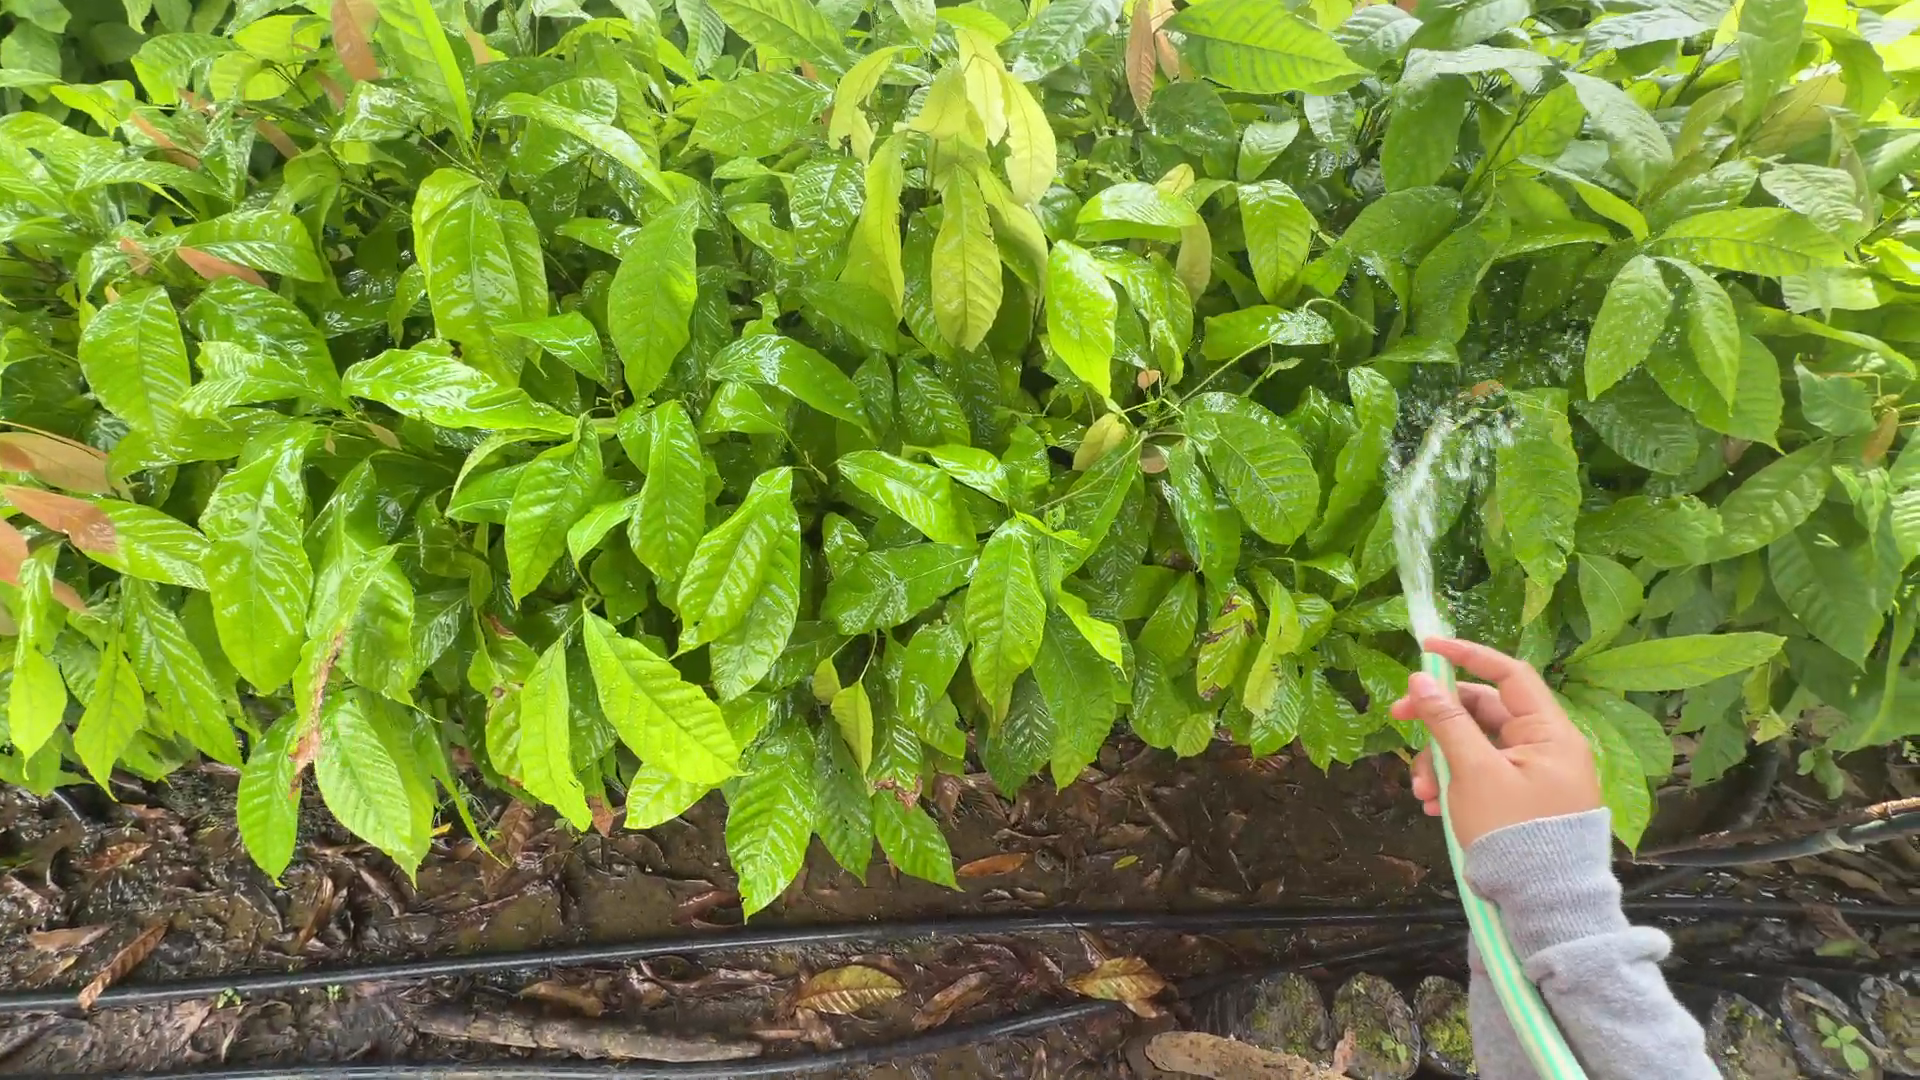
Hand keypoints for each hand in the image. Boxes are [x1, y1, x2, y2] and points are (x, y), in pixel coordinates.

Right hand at [1391, 636, 1602, 847]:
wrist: (1544, 905)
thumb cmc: (1512, 830)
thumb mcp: (1471, 771)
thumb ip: (1446, 721)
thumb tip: (1421, 679)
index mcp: (1549, 734)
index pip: (1509, 674)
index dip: (1467, 655)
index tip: (1426, 647)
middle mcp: (1545, 747)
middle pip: (1481, 710)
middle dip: (1437, 720)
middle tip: (1397, 719)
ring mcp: (1531, 772)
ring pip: (1471, 743)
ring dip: (1438, 759)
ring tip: (1421, 791)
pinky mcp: (1517, 795)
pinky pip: (1476, 770)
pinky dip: (1450, 780)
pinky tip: (1435, 804)